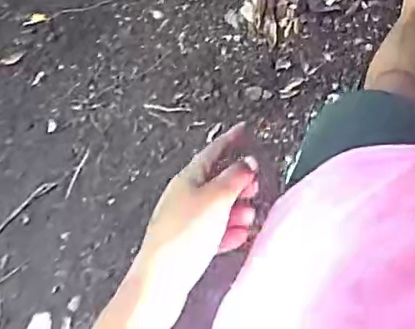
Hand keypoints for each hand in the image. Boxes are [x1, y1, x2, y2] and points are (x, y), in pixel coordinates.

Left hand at [133, 123, 260, 283]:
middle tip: (255, 180)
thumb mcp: (218, 197)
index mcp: (187, 179)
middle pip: (216, 179)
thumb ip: (236, 175)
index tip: (242, 129)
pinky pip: (212, 230)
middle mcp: (182, 197)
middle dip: (239, 180)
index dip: (231, 138)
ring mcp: (182, 222)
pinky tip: (238, 235)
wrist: (159, 285)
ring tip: (250, 213)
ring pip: (216, 207)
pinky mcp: (185, 245)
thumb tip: (248, 162)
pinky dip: (228, 229)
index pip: (213, 150)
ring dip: (236, 208)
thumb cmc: (181, 238)